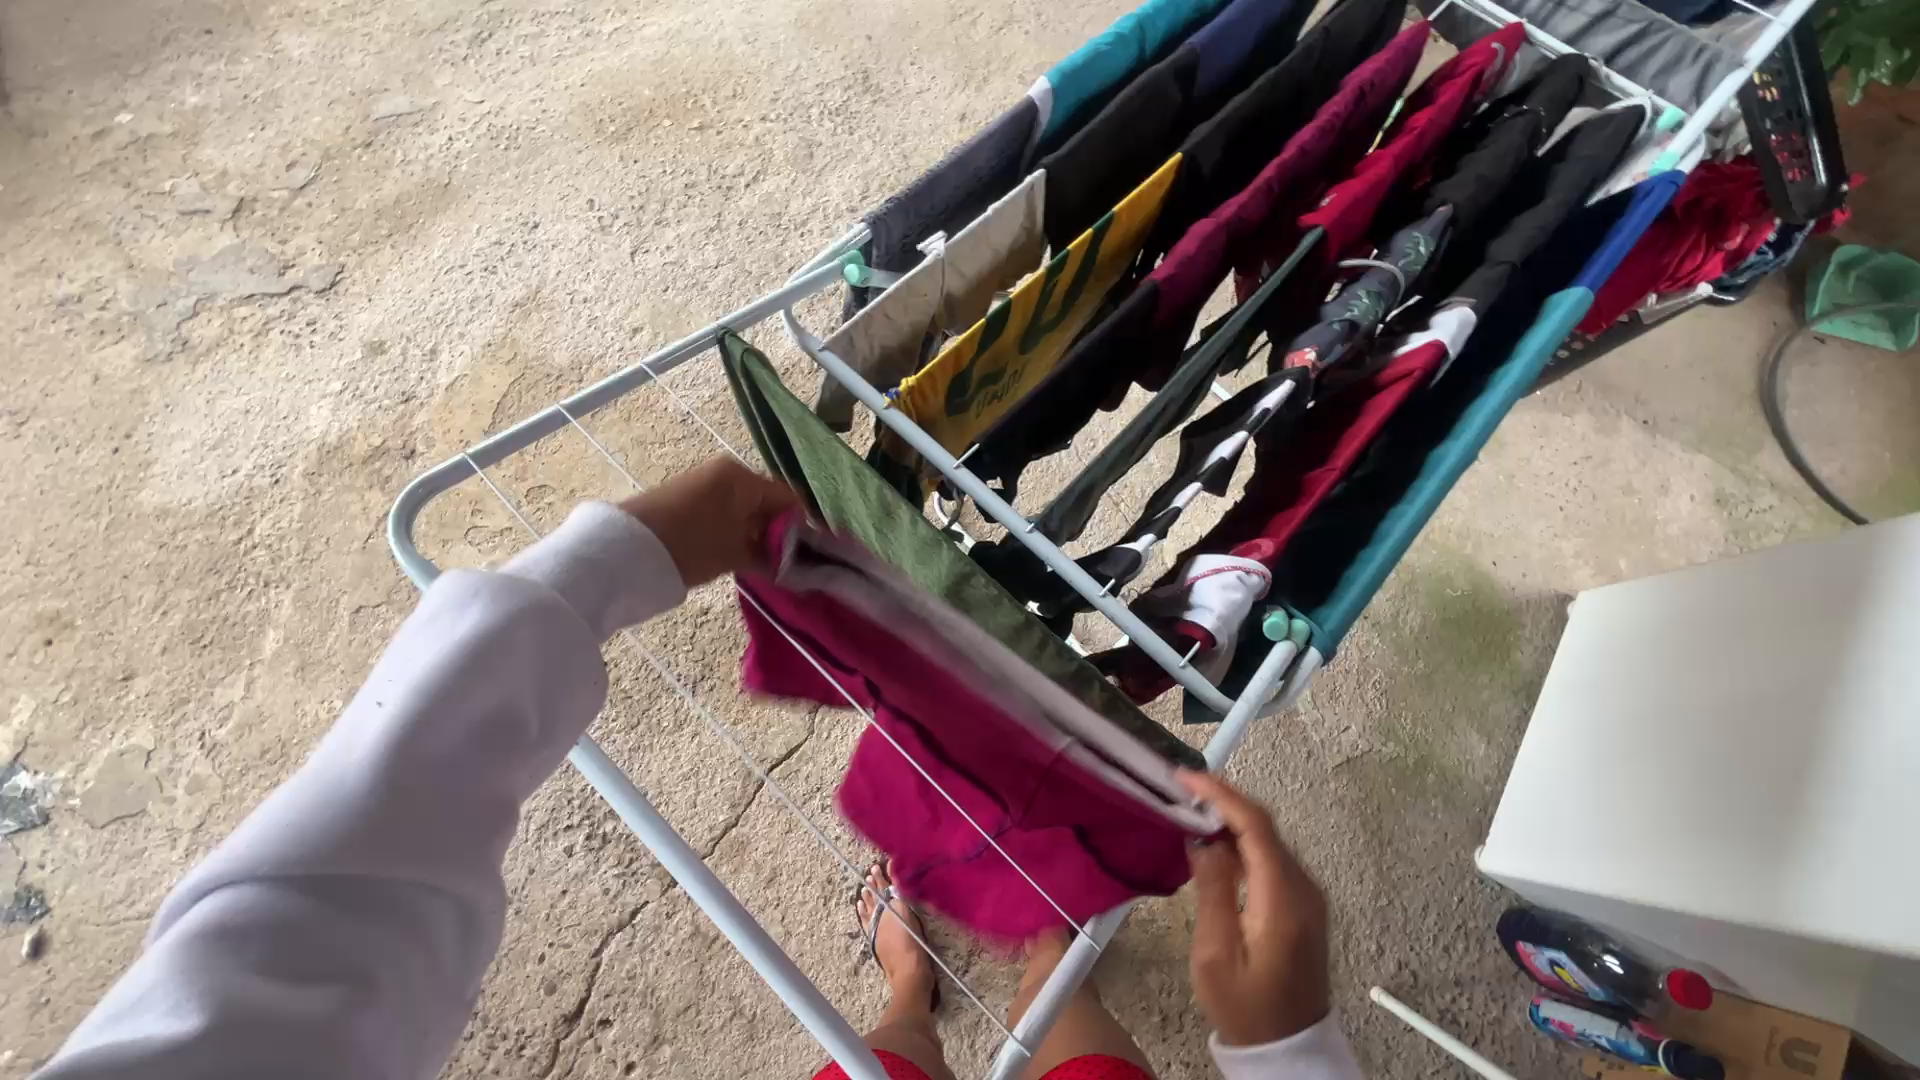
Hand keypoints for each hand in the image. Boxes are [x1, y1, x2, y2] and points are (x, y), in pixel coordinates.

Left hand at [619, 457, 800, 587]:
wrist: (625, 549)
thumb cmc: (690, 545)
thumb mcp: (736, 553)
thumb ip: (770, 555)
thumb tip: (792, 563)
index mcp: (742, 477)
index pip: (790, 498)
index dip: (805, 525)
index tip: (816, 553)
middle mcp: (726, 474)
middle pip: (768, 503)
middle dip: (781, 533)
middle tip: (792, 564)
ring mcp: (705, 486)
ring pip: (747, 511)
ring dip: (759, 536)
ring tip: (769, 566)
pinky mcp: (689, 501)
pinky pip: (727, 515)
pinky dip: (738, 534)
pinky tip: (743, 558)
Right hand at [1179, 769, 1331, 1047]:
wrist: (1289, 1049)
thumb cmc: (1245, 1007)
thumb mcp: (1215, 953)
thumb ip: (1213, 889)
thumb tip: (1204, 838)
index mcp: (1284, 900)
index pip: (1255, 826)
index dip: (1220, 794)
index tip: (1185, 777)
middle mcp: (1305, 889)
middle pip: (1264, 826)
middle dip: (1222, 800)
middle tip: (1180, 789)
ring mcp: (1309, 896)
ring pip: (1268, 838)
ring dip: (1231, 818)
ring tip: (1190, 808)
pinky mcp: (1303, 904)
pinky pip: (1271, 857)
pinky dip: (1242, 840)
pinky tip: (1214, 842)